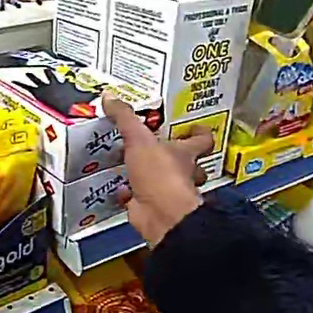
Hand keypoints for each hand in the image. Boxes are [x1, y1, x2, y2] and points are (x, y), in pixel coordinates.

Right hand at [104, 98, 212, 246]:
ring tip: (131, 164)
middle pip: (185, 163)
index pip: (202, 140)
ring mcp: (167, 193)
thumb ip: (126, 118)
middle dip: (173, 157)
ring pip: (162, 182)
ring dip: (149, 176)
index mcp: (185, 153)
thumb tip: (111, 97)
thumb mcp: (139, 139)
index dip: (200, 133)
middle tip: (156, 145)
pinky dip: (128, 195)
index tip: (195, 127)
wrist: (159, 215)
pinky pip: (138, 199)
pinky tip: (118, 188)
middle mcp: (181, 174)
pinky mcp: (149, 207)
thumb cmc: (161, 175)